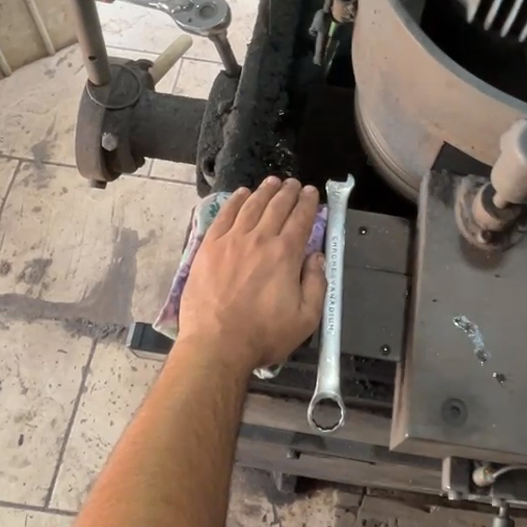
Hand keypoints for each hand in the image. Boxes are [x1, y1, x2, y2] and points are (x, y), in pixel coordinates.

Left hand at [176, 176, 324, 377]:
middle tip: (294, 184)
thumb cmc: (263, 335)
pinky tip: (242, 194)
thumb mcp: (306, 318)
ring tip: (272, 182)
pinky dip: (235, 201)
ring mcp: (232, 240)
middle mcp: (260, 239)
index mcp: (285, 254)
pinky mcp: (209, 246)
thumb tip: (316, 257)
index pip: (301, 218)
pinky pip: (224, 215)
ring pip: (252, 205)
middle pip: (277, 206)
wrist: (217, 344)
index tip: (312, 193)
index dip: (308, 203)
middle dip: (289, 192)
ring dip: (264, 191)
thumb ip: (316, 284)